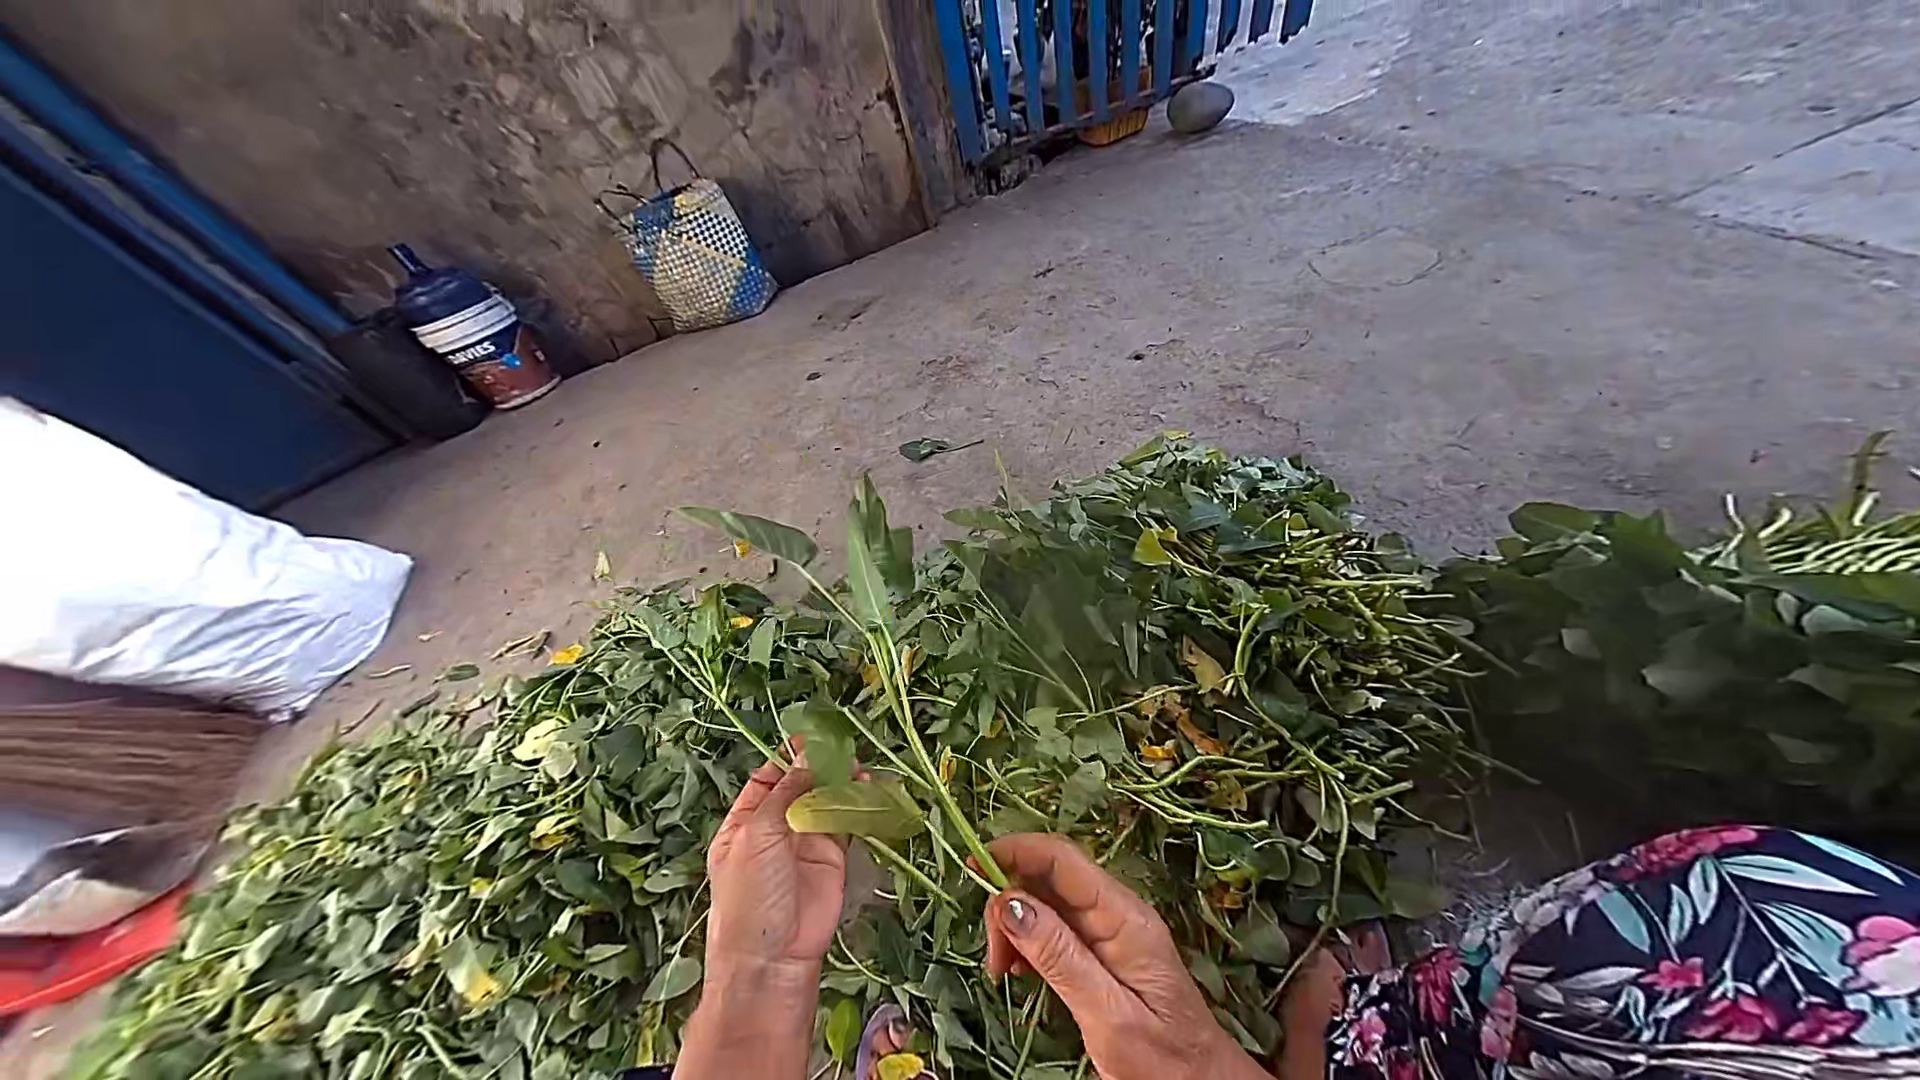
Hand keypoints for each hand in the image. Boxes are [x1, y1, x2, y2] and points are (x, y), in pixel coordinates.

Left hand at [677, 741, 847, 1079]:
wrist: (774, 958)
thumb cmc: (751, 895)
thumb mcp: (757, 836)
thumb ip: (785, 793)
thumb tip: (807, 757)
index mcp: (746, 821)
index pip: (768, 776)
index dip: (787, 755)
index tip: (810, 735)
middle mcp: (777, 826)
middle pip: (801, 783)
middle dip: (819, 763)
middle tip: (841, 745)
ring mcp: (806, 840)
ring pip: (826, 799)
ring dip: (840, 780)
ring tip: (857, 762)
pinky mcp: (833, 855)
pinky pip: (846, 820)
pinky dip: (857, 802)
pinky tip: (867, 786)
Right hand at [981, 834, 1271, 1079]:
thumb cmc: (1164, 1064)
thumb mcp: (1108, 1017)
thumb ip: (1060, 957)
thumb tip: (1009, 901)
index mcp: (1122, 915)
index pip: (1061, 858)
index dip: (1015, 850)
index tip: (973, 866)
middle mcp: (1112, 909)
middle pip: (1046, 876)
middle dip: (1008, 900)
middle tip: (993, 955)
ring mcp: (1105, 926)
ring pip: (1043, 899)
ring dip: (1013, 924)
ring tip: (1003, 970)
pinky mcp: (1097, 945)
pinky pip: (1050, 925)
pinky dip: (1026, 940)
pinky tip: (1020, 970)